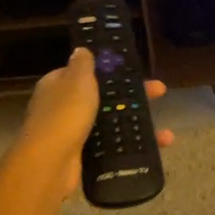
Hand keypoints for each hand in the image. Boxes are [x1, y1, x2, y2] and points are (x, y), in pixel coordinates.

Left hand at [14, 48, 172, 201]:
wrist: (49, 164)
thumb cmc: (65, 115)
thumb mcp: (77, 80)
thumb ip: (83, 64)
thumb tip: (81, 49)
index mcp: (57, 85)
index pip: (82, 72)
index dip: (108, 70)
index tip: (132, 71)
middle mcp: (62, 107)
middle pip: (102, 97)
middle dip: (131, 96)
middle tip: (159, 92)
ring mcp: (72, 132)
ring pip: (109, 124)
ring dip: (136, 125)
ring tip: (164, 133)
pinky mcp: (81, 155)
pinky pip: (110, 146)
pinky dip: (130, 147)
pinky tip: (151, 149)